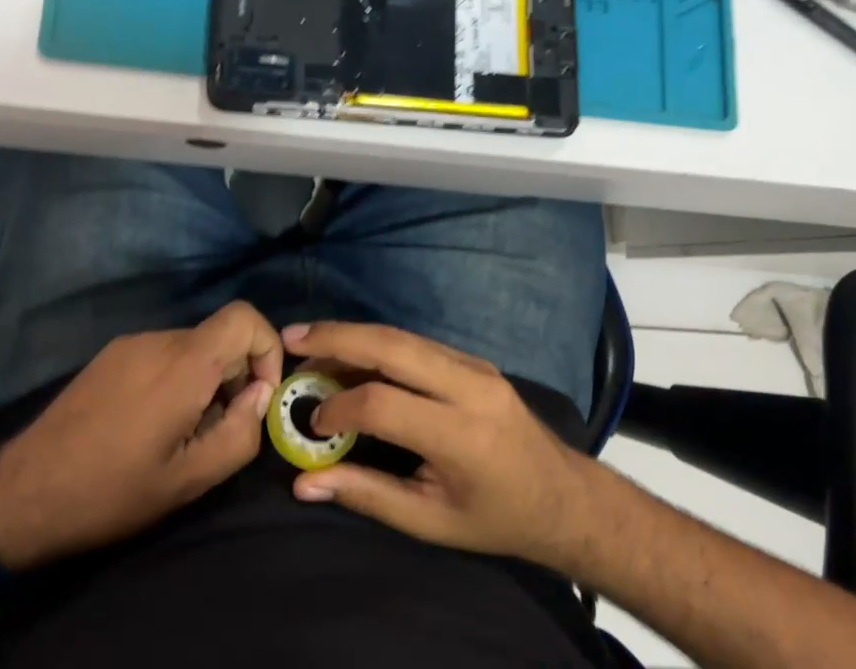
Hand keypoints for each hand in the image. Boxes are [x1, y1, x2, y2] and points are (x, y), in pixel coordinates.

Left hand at [0, 301, 282, 570]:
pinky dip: (175, 380)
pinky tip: (154, 426)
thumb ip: (240, 433)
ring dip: (204, 382)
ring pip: (190, 348)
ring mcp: (127, 345)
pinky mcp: (107, 357)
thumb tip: (257, 396)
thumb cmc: (115, 492)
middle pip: (218, 337)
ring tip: (184, 434)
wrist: (28, 492)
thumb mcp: (191, 479)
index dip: (267, 348)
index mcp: (182, 364)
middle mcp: (155, 340)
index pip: (244, 317)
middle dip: (235, 376)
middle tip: (221, 429)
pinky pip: (160, 355)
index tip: (258, 397)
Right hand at [281, 321, 597, 570]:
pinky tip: (347, 352)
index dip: (337, 408)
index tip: (312, 424)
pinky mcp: (473, 360)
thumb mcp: (431, 521)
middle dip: (334, 338)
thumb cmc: (497, 518)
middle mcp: (470, 387)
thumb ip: (367, 494)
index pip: (382, 403)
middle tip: (289, 338)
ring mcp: (475, 367)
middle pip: (390, 345)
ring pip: (400, 335)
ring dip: (350, 334)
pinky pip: (414, 342)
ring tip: (307, 342)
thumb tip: (303, 483)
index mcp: (461, 435)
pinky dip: (374, 342)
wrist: (566, 497)